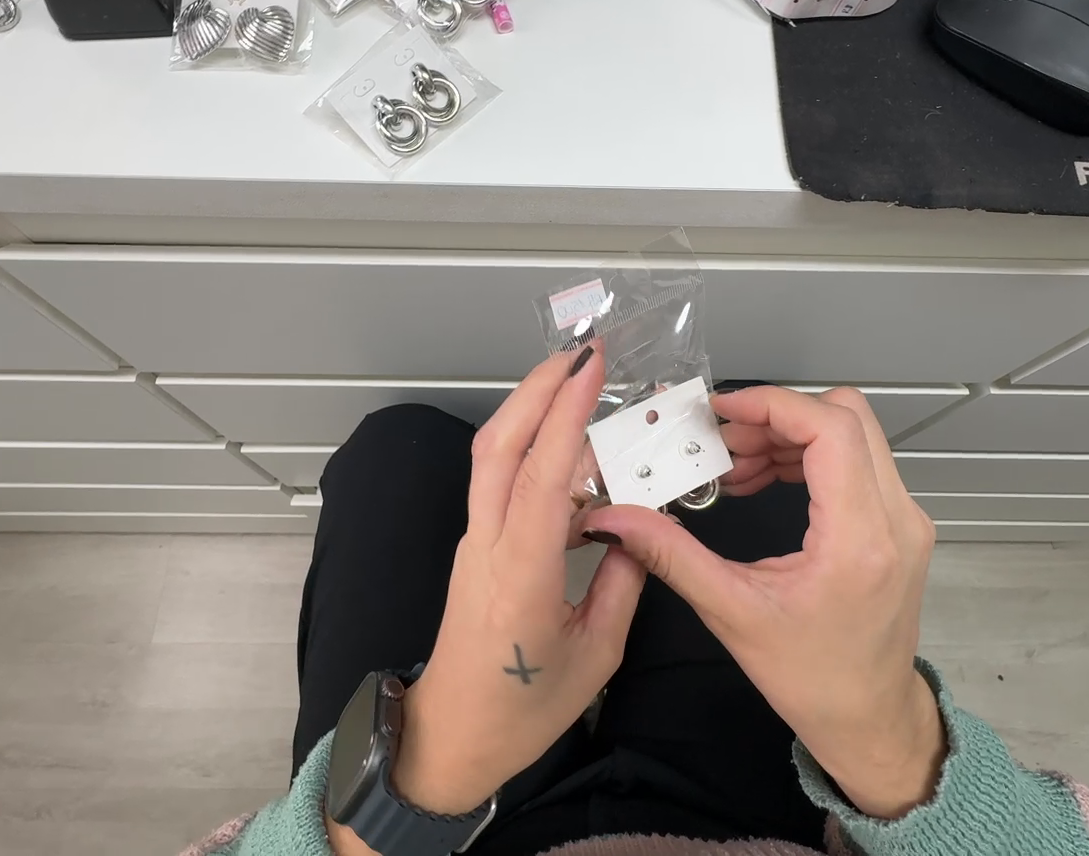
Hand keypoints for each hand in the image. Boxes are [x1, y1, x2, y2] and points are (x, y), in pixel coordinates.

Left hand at [385, 347, 647, 813]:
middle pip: (499, 445)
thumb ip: (622, 582)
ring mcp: (475, 540)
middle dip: (536, 388)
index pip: (541, 476)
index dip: (565, 414)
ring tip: (576, 382)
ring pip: (492, 457)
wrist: (449, 737)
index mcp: (521, 574)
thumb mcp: (594, 656)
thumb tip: (640, 525)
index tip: (590, 365)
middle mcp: (488, 544)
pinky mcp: (476, 545)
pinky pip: (500, 482)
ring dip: (530, 410)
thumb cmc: (523, 710)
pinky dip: (531, 449)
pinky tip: (569, 450)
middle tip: (579, 351)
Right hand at [581, 386, 944, 818]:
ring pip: (852, 432)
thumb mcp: (730, 612)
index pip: (831, 430)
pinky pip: (855, 459)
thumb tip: (614, 517)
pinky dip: (804, 454)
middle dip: (777, 414)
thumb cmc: (807, 676)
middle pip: (847, 415)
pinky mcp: (897, 522)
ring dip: (788, 434)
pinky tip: (760, 480)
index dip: (773, 404)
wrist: (870, 720)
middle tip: (723, 441)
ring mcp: (904, 517)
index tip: (720, 411)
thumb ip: (670, 554)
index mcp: (859, 538)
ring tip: (734, 466)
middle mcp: (896, 517)